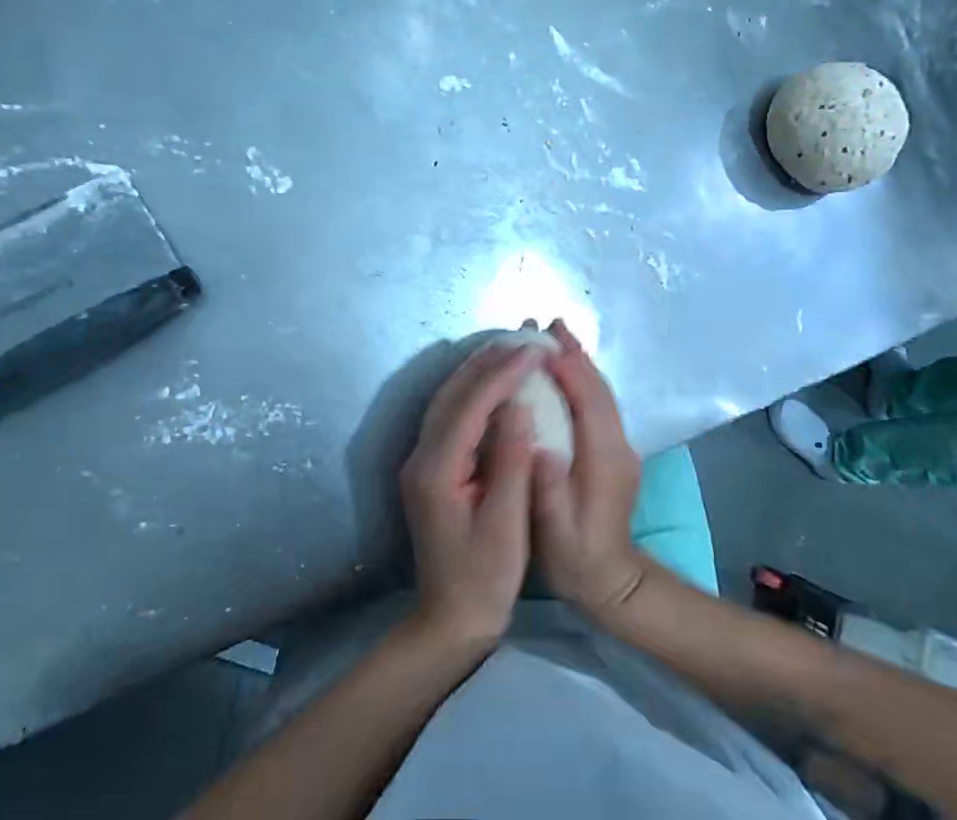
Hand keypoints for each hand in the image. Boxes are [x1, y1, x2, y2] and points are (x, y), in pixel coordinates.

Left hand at [400, 341, 543, 648]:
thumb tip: (520, 406)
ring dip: (478, 372)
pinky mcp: (430, 469)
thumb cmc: (485, 579)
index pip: (470, 406)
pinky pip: (451, 417)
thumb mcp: (507, 525)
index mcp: (436, 471)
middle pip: (452, 394)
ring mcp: (421, 463)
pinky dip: (473, 393)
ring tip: (511, 349)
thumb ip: (512, 463)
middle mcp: (421, 458)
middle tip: (525, 338)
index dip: (503, 374)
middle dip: (488, 363)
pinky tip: (495, 385)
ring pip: (447, 401)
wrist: (449, 618)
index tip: (535, 351)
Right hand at [531, 320, 649, 615]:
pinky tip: (566, 372)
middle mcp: (618, 445)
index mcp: (604, 459)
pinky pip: (600, 404)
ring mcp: (621, 447)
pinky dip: (584, 381)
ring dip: (581, 363)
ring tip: (557, 336)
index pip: (589, 402)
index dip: (569, 370)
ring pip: (602, 394)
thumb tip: (537, 445)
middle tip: (549, 323)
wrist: (613, 580)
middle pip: (599, 389)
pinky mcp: (616, 451)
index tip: (543, 343)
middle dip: (576, 354)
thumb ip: (548, 490)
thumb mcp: (556, 533)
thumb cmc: (575, 558)